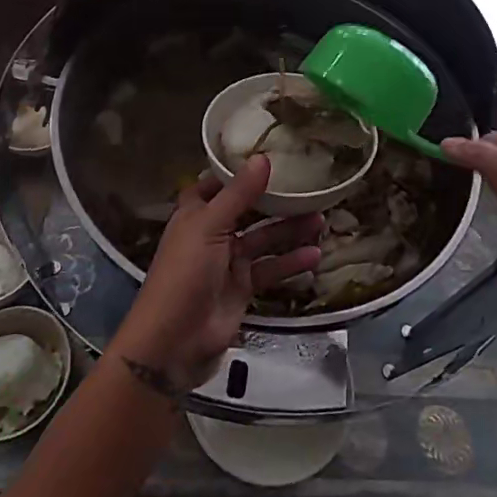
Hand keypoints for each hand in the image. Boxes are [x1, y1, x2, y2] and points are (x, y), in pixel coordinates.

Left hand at [109, 156, 322, 396]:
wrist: (174, 340)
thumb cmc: (185, 273)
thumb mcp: (209, 227)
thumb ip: (238, 195)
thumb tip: (262, 158)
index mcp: (194, 214)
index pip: (217, 185)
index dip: (238, 172)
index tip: (269, 157)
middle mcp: (211, 234)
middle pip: (246, 212)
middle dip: (274, 202)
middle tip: (309, 190)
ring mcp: (227, 263)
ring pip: (262, 240)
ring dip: (289, 231)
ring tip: (321, 219)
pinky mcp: (241, 289)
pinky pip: (269, 270)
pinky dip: (290, 263)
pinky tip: (315, 255)